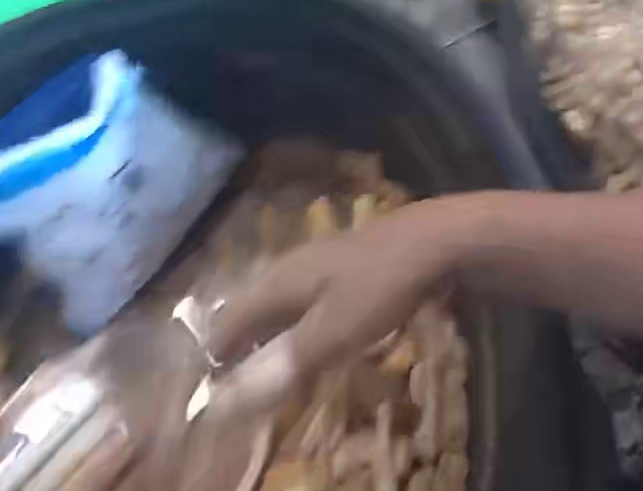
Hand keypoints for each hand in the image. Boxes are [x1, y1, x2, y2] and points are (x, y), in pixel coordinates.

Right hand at [204, 201, 466, 418]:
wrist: (434, 239)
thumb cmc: (380, 284)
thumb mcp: (330, 332)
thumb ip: (280, 363)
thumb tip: (222, 402)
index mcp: (280, 278)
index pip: (228, 320)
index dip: (213, 358)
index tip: (207, 395)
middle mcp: (293, 266)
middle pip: (252, 311)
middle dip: (239, 349)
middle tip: (234, 391)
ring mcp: (322, 262)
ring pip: (281, 306)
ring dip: (270, 341)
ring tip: (268, 375)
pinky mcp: (347, 267)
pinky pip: (309, 302)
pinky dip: (301, 329)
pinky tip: (314, 345)